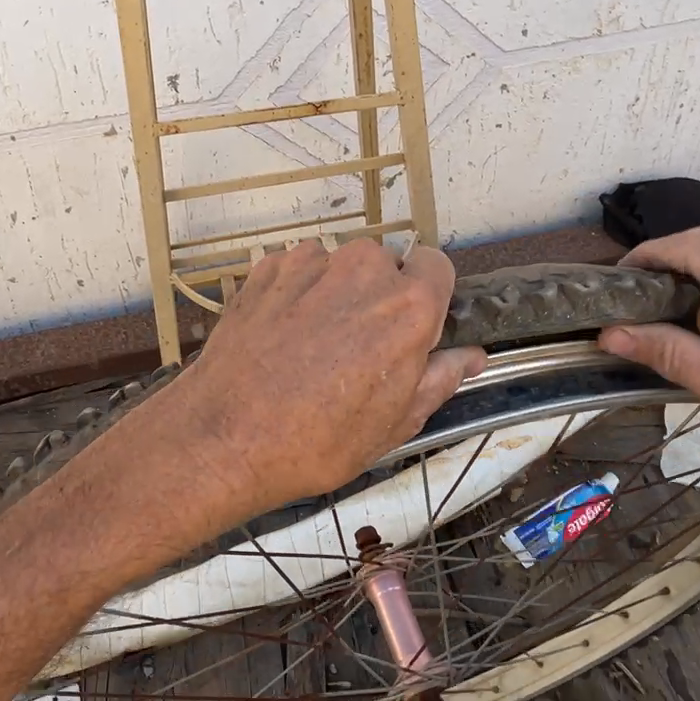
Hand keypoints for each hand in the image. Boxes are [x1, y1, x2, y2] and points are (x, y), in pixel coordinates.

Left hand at [146, 240, 484, 518]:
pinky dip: (298, 291)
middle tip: (358, 346)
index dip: (426, 293)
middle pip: (386, 264)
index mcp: (410, 305)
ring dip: (337, 290)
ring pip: (340, 265)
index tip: (411, 324)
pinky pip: (299, 268)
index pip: (436, 265)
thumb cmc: (319, 439)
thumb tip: (471, 356)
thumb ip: (440, 377)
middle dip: (379, 295)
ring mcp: (312, 261)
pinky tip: (282, 334)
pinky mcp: (270, 266)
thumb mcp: (396, 423)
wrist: (228, 433)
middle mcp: (365, 269)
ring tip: (314, 344)